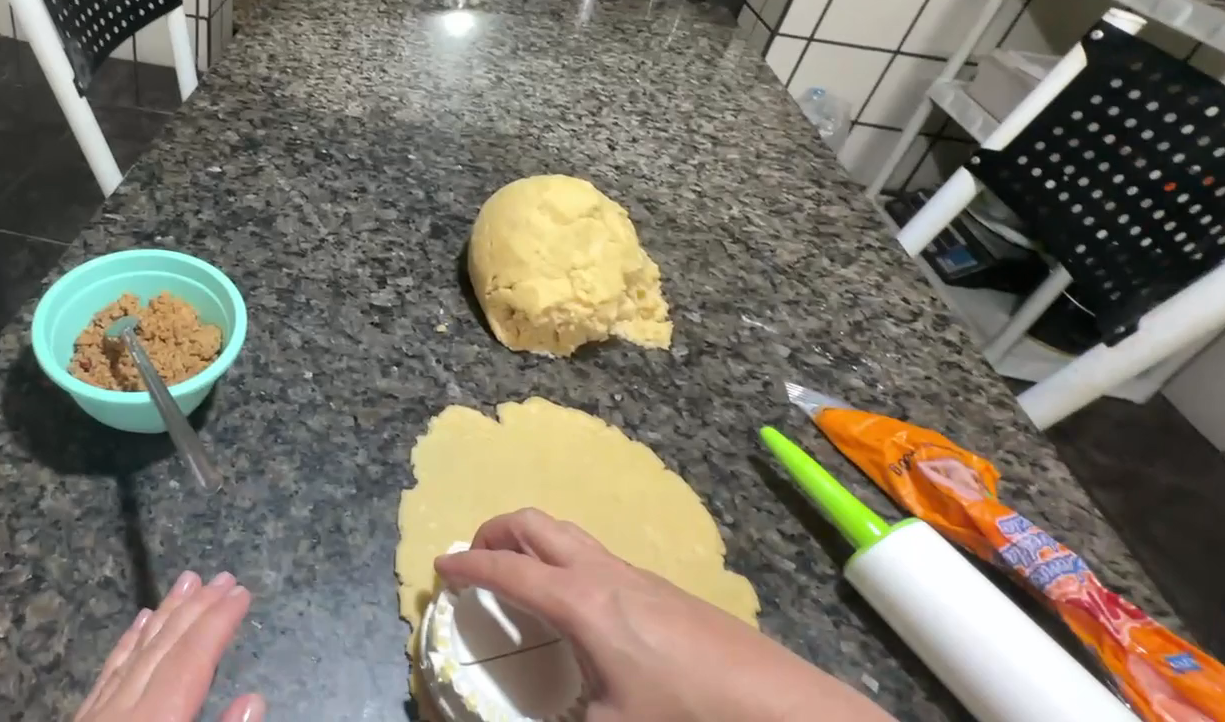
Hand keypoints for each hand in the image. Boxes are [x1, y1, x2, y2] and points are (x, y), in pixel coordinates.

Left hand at [75, 570, 265, 721]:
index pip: (192, 660)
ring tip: (187, 581)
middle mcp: (123, 708)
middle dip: (197, 608)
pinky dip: (128, 643)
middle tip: (223, 576)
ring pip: (136, 651)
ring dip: (165, 613)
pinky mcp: (82, 719)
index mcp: (155, 719)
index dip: (219, 622)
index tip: (241, 591)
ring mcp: (97, 713)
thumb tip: (254, 698)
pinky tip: (140, 620)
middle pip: (165, 647)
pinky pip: (108, 672)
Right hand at [435, 509, 895, 721]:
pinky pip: (593, 552)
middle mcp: (600, 572)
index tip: (440, 566)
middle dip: (495, 530)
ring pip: (566, 531)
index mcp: (578, 600)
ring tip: (520, 573)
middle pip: (534, 522)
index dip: (466, 565)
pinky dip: (563, 558)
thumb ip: (558, 717)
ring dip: (531, 539)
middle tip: (476, 556)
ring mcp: (634, 573)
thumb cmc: (686, 714)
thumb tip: (533, 718)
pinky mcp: (661, 586)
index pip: (506, 567)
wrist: (784, 708)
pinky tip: (577, 603)